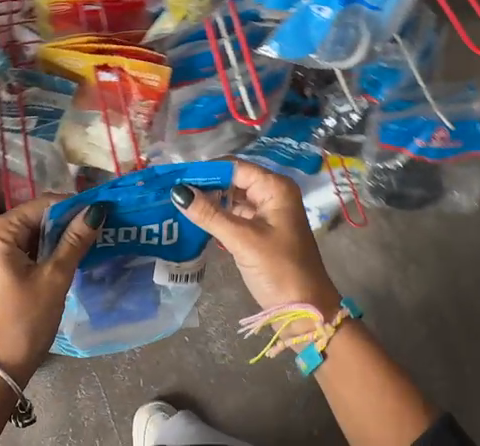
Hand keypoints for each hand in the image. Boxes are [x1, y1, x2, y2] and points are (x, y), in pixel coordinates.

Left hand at [0, 195, 105, 382]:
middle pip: (34, 217)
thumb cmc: (24, 322)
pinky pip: (21, 249)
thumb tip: (97, 209)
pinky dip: (43, 252)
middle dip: (65, 222)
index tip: (101, 212)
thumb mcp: (54, 279)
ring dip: (56, 238)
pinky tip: (65, 259)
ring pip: (29, 234)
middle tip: (97, 229)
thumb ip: (74, 241)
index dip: (73, 207)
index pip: (42, 205)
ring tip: (86, 242)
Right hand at [171, 163, 341, 313]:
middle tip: (172, 192)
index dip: (205, 171)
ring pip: (233, 198)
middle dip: (205, 186)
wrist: (307, 313)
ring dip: (210, 202)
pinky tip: (196, 221)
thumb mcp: (242, 241)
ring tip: (178, 205)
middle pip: (233, 180)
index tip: (175, 177)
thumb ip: (210, 214)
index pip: (234, 167)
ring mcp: (268, 214)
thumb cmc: (279, 271)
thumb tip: (178, 191)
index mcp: (275, 188)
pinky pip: (236, 216)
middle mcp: (273, 194)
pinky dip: (218, 218)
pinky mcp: (262, 232)